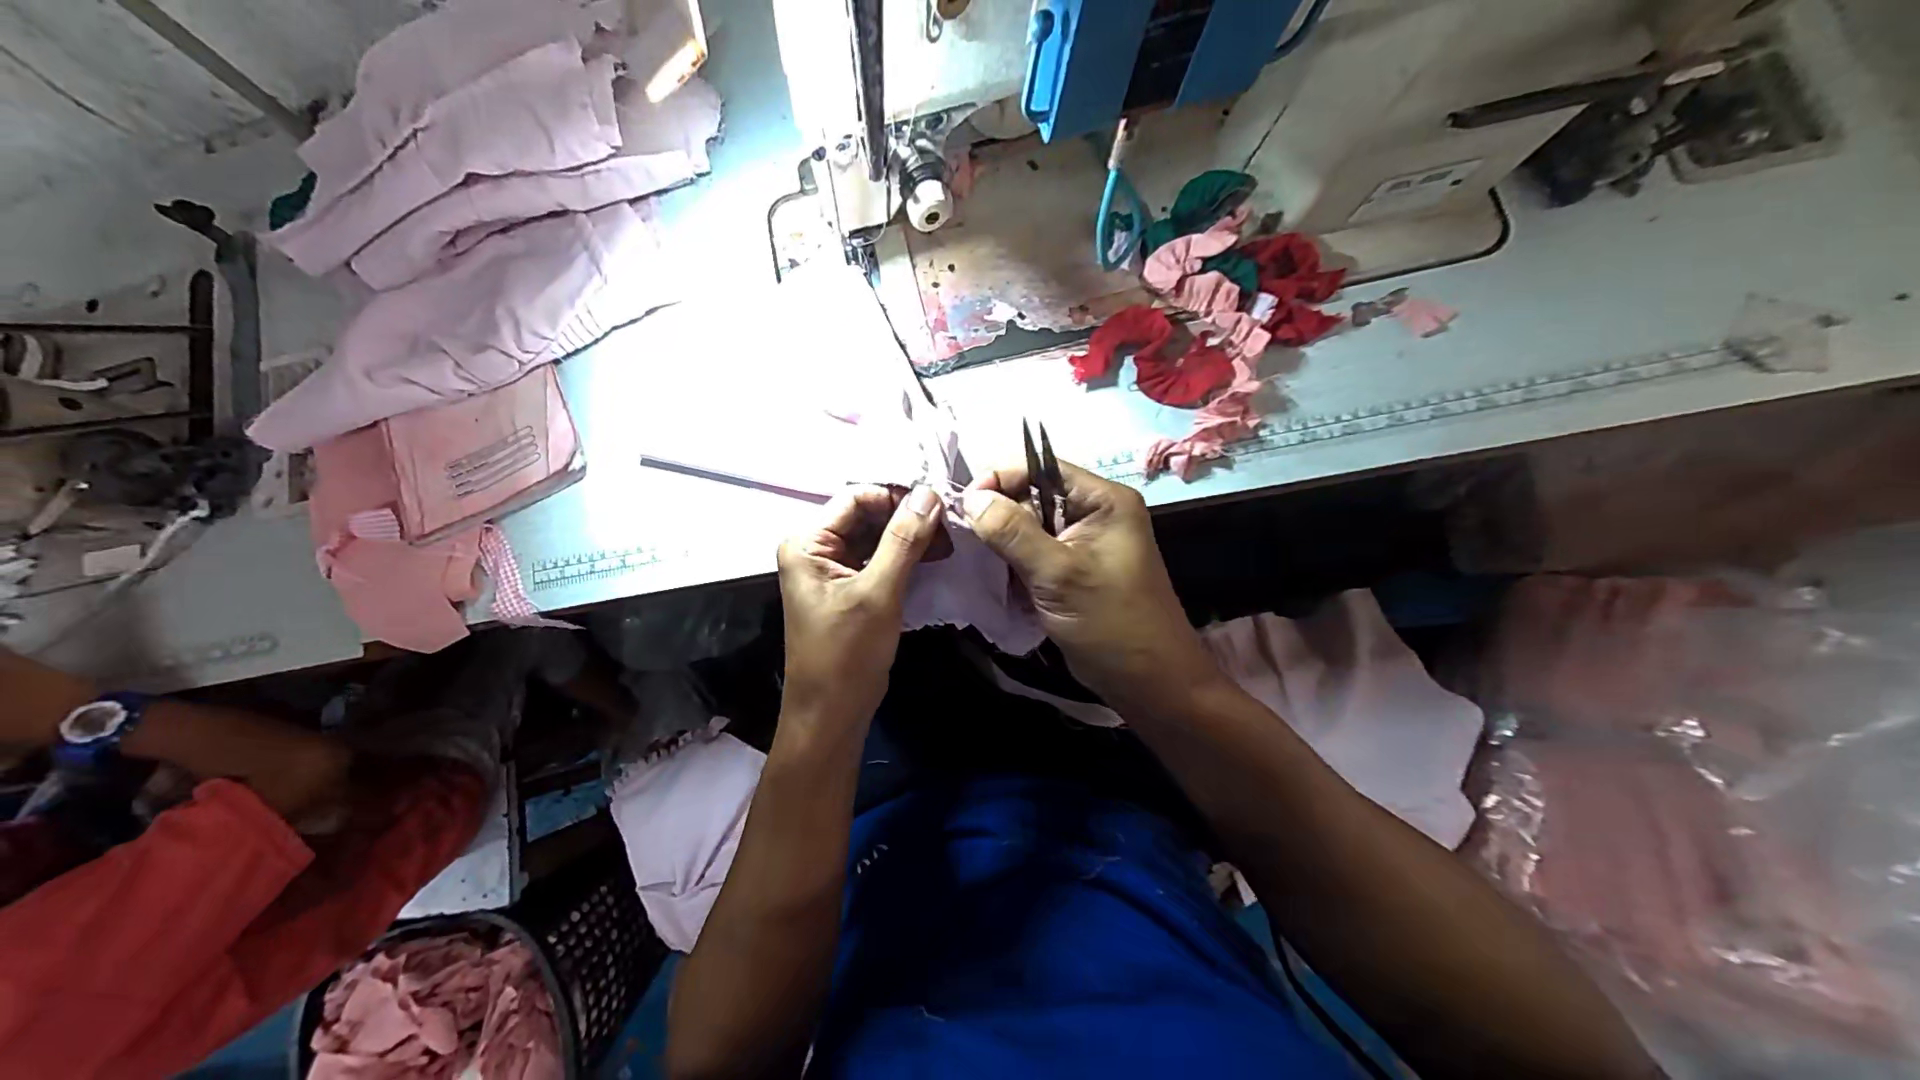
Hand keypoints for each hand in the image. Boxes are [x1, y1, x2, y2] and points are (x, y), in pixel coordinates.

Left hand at [776, 485, 945, 724]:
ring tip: (949, 543)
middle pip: (867, 515)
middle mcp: (816, 550)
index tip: (939, 503)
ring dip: (911, 538)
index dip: (897, 496)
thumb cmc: (846, 655)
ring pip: (877, 537)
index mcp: (807, 544)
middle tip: (951, 526)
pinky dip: (906, 558)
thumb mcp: (878, 593)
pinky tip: (935, 558)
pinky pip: (880, 559)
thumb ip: (903, 541)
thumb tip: (929, 494)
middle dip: (908, 518)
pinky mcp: (851, 588)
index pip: (856, 498)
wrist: (832, 715)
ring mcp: (833, 570)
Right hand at [959, 460, 1222, 714]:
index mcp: (1102, 500)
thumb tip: (971, 497)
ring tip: (981, 562)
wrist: (1148, 683)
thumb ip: (1013, 532)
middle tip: (965, 537)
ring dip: (1003, 546)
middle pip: (1031, 498)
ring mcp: (1081, 546)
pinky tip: (999, 582)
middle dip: (999, 516)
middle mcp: (1092, 515)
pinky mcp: (1070, 574)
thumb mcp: (1059, 573)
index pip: (1042, 468)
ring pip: (1027, 530)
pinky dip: (1013, 567)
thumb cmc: (1111, 623)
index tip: (965, 503)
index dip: (1001, 479)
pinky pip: (1032, 557)